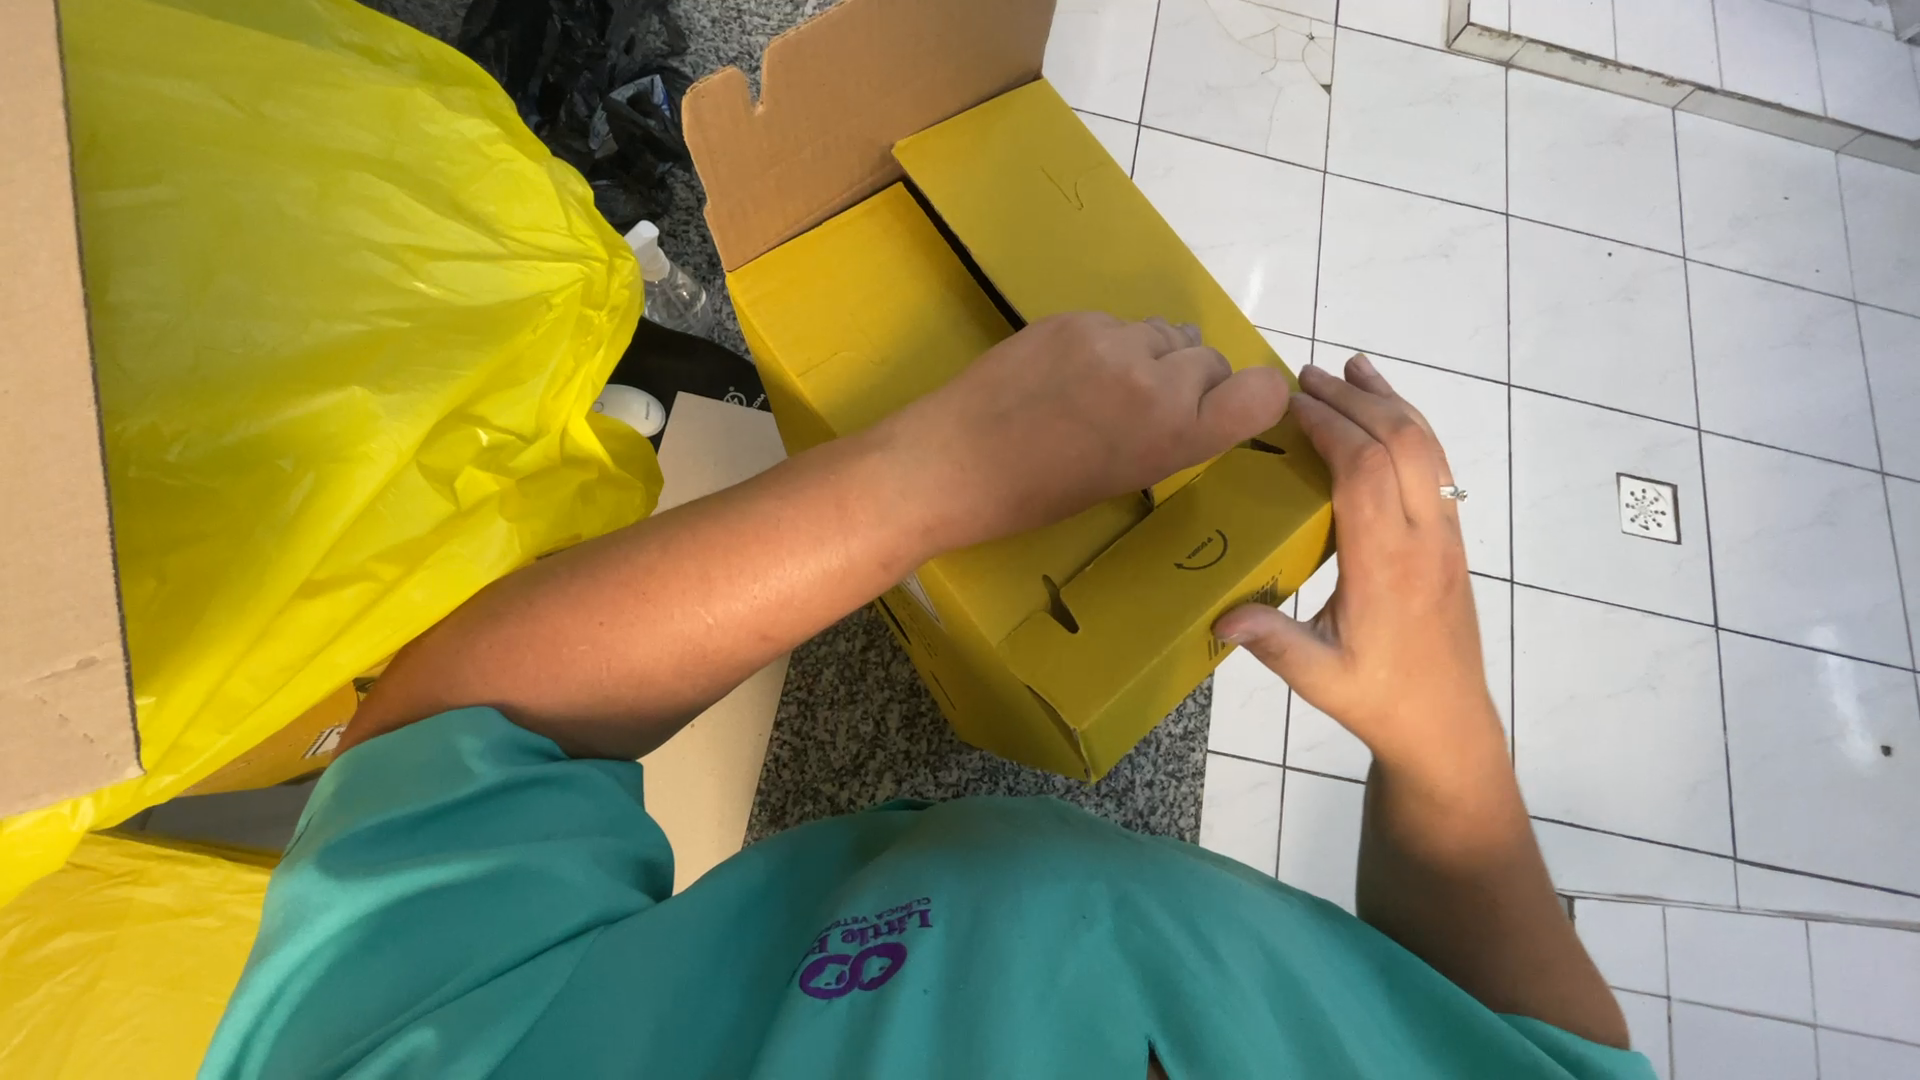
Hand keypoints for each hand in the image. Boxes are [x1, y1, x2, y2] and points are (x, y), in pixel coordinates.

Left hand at [882, 312, 1291, 549]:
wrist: (954, 462)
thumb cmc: (1034, 496)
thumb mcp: (1119, 479)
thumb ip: (1167, 435)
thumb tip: (1184, 400)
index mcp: (1176, 435)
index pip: (1261, 391)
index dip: (1247, 398)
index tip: (1220, 409)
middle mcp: (1157, 379)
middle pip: (1210, 357)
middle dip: (1189, 381)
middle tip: (1144, 408)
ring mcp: (1113, 340)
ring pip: (1162, 333)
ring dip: (1149, 356)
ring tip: (1101, 388)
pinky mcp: (1072, 318)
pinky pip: (1114, 324)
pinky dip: (1105, 345)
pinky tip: (1064, 373)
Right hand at [1213, 354, 1500, 774]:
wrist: (1447, 723)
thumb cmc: (1377, 698)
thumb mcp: (1318, 677)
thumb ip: (1272, 642)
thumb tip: (1220, 617)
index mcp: (1387, 564)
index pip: (1365, 471)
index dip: (1331, 427)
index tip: (1292, 403)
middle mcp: (1425, 537)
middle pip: (1400, 442)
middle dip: (1354, 400)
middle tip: (1306, 375)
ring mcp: (1447, 534)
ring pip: (1427, 447)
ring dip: (1389, 402)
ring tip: (1351, 369)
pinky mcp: (1452, 538)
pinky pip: (1436, 466)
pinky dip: (1412, 427)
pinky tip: (1389, 413)